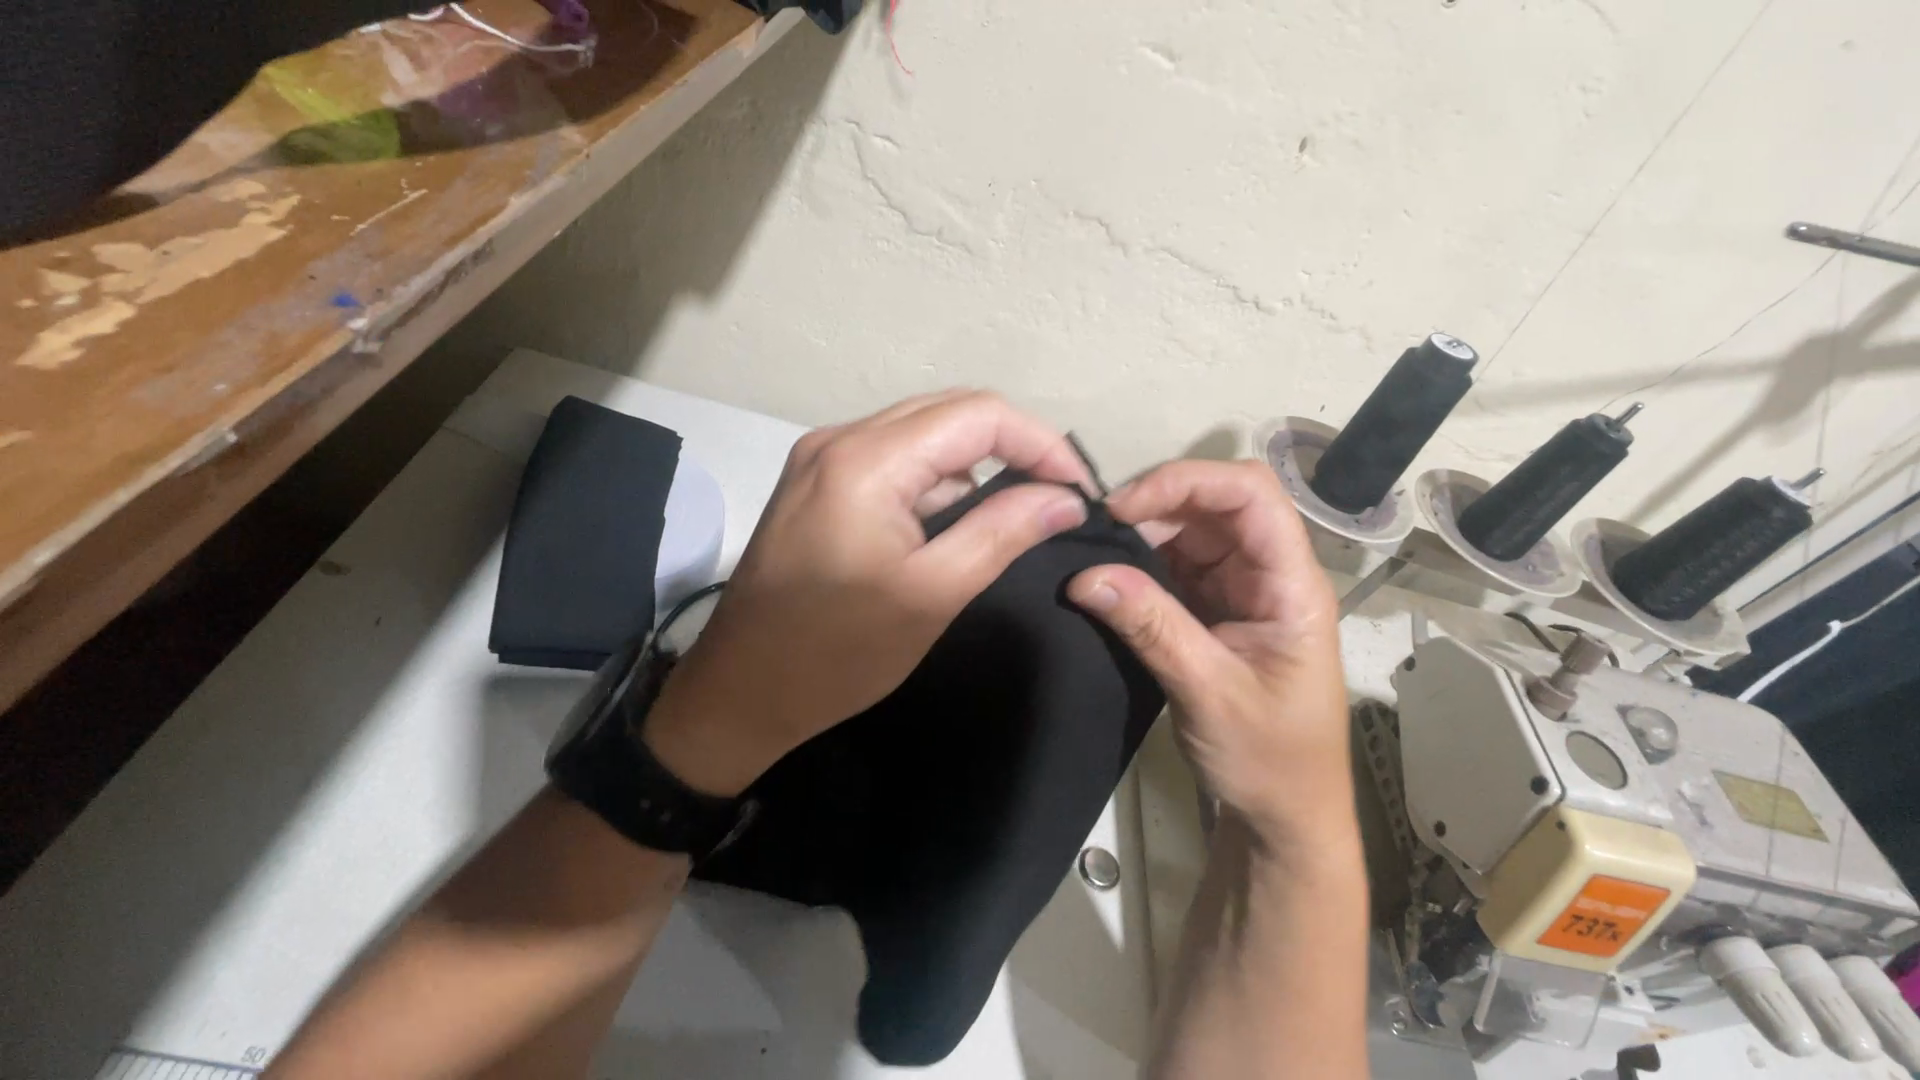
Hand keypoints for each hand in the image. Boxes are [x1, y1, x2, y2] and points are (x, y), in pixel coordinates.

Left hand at [644, 390, 1092, 795]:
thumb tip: (1066, 498)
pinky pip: (893, 460)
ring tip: (1013, 516)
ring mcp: (821, 458)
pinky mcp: (816, 483)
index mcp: (866, 460)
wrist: (741, 692)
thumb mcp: (933, 594)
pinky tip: (953, 524)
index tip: (1077, 493)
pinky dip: (935, 483)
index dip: (1040, 444)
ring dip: (973, 468)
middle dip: (1012, 449)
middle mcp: (839, 439)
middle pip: (949, 413)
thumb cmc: (838, 655)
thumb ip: (1003, 533)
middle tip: (1055, 501)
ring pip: (922, 434)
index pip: (977, 414)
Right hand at [1066, 460, 1355, 851]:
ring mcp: (1242, 590)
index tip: (1124, 508)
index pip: (1251, 497)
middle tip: (1097, 531)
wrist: (1283, 815)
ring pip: (1193, 531)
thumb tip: (1085, 575)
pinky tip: (1109, 573)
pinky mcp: (1215, 610)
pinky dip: (1141, 563)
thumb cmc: (1269, 759)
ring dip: (1144, 533)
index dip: (1188, 483)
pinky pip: (1177, 566)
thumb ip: (1151, 627)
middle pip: (1218, 504)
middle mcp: (1269, 574)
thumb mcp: (1208, 692)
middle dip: (1157, 504)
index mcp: (1291, 585)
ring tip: (1095, 551)